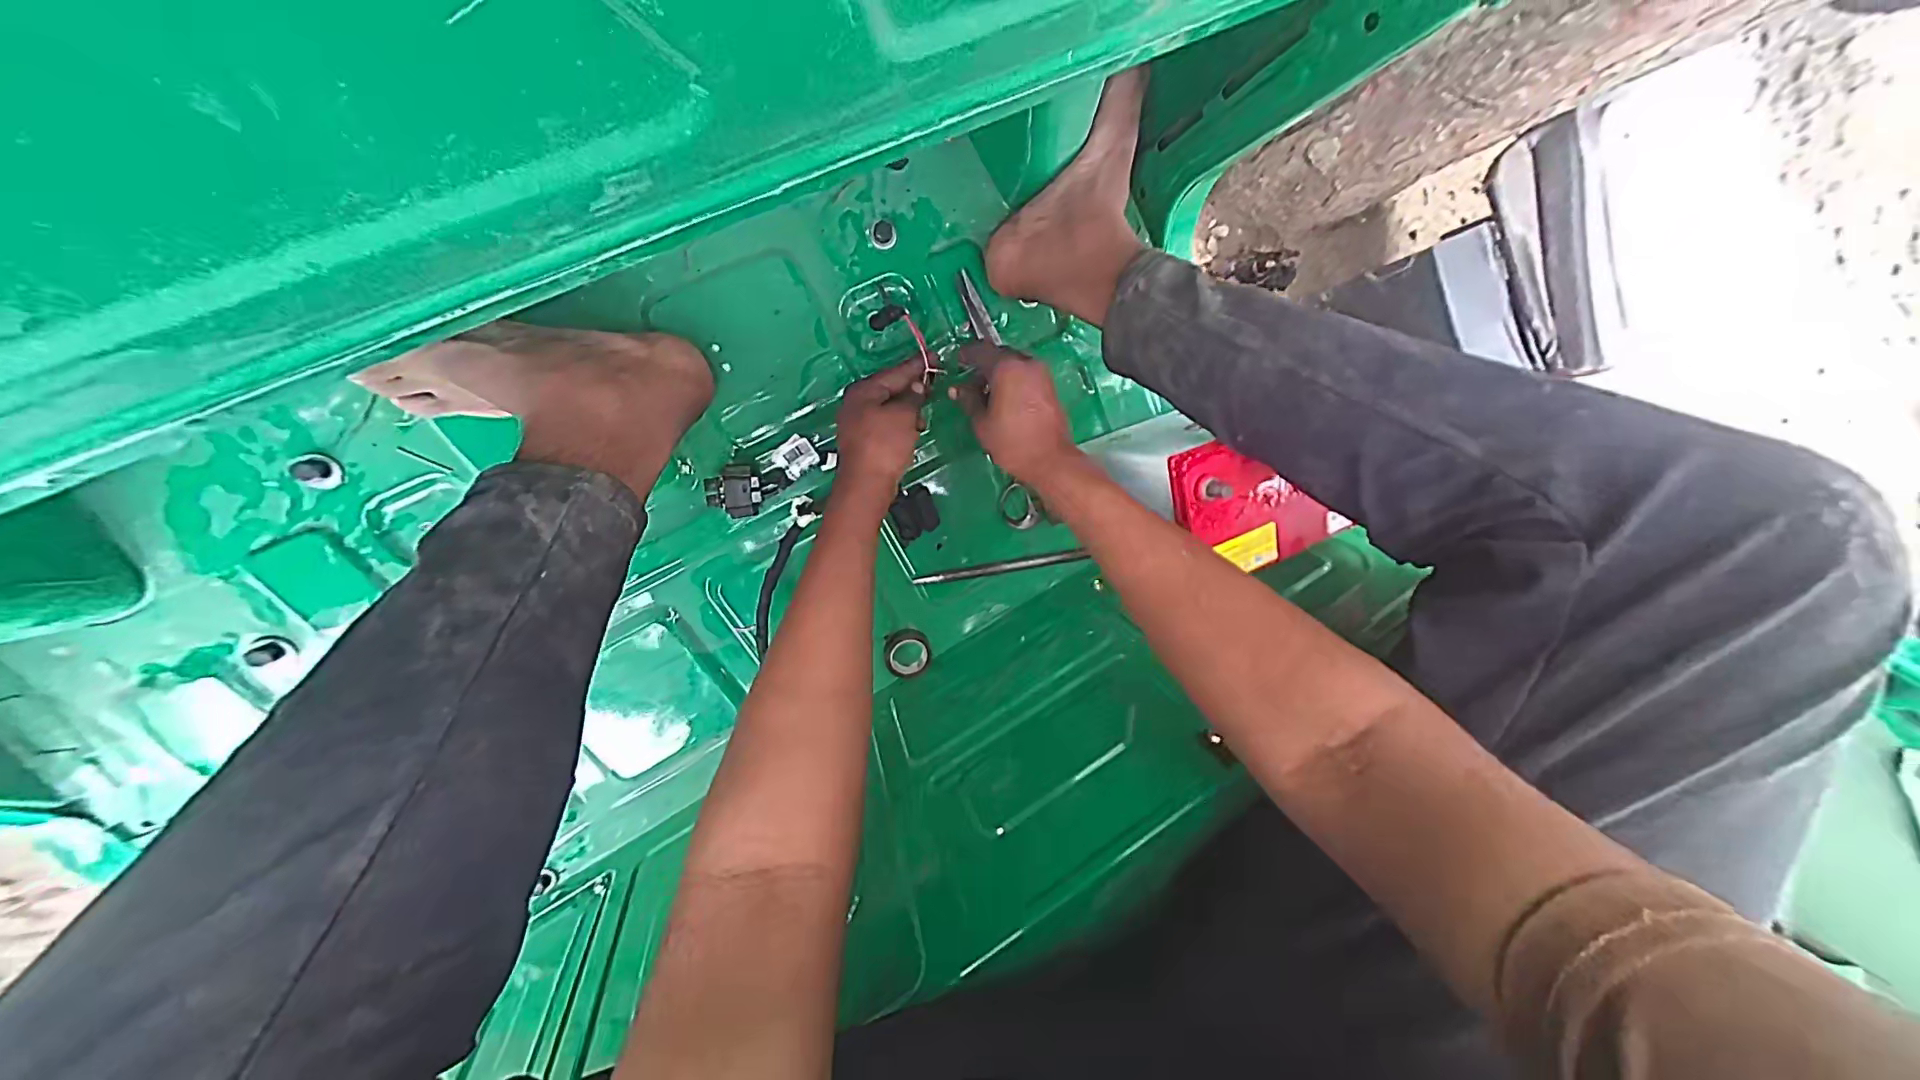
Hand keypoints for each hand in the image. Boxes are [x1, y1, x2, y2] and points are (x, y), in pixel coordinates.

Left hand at [835, 360, 925, 489]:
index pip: (895, 372)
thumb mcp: (904, 415)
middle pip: (890, 388)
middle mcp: (856, 403)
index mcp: (864, 391)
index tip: (934, 358)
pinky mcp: (864, 440)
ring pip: (889, 406)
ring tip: (926, 409)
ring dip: (908, 407)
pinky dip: (901, 422)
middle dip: (913, 387)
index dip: (917, 365)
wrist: (867, 484)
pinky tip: (914, 426)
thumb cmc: (884, 445)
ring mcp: (858, 422)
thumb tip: (918, 386)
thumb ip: (913, 396)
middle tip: (934, 382)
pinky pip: (886, 422)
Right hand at [949, 344, 1077, 481]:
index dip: (966, 354)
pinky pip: (1025, 375)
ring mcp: (1041, 374)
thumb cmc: (1011, 442)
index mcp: (1006, 368)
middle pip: (1000, 355)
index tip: (956, 361)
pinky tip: (1003, 399)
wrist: (1050, 460)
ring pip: (1014, 364)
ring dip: (999, 373)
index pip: (981, 351)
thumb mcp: (982, 422)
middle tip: (969, 382)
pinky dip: (1012, 380)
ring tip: (985, 394)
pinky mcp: (1050, 386)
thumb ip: (968, 399)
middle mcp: (1026, 363)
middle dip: (983, 365)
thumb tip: (958, 388)